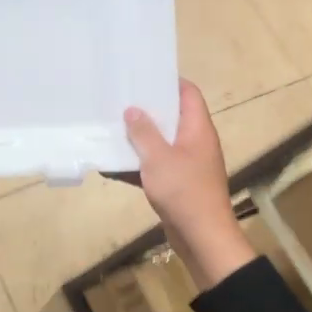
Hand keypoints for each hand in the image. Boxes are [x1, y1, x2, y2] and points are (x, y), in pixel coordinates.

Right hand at [120, 80, 254, 290]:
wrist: (202, 237)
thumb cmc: (184, 191)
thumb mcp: (158, 158)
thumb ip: (144, 132)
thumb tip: (132, 110)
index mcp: (197, 130)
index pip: (188, 94)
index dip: (169, 81)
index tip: (142, 74)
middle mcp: (195, 143)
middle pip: (172, 116)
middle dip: (147, 109)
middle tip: (118, 98)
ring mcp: (187, 164)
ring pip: (161, 142)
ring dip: (138, 137)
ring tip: (110, 126)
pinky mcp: (177, 184)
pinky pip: (154, 166)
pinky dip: (136, 164)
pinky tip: (110, 165)